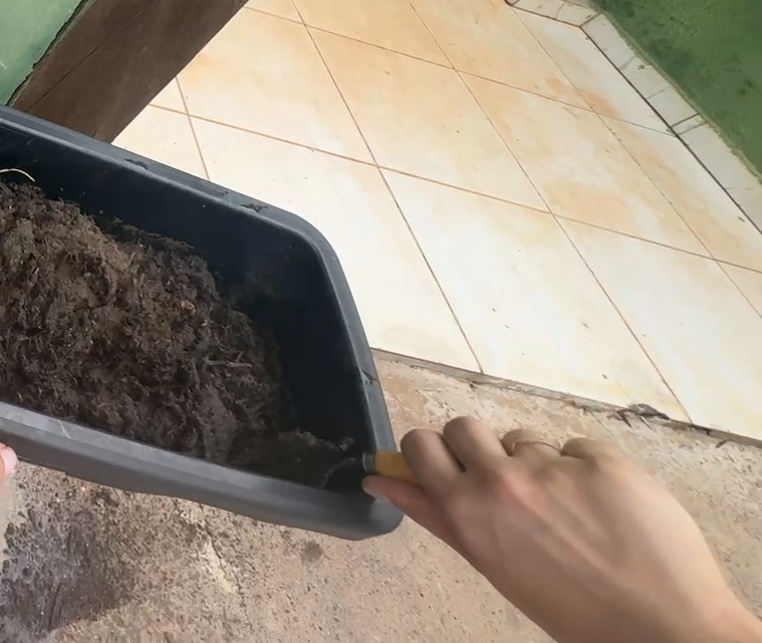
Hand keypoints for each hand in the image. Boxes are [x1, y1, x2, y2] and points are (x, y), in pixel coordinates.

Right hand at [366, 417, 761, 642]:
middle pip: (463, 426)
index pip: (419, 442)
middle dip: (480, 449)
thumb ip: (432, 514)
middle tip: (510, 484)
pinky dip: (588, 469)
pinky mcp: (606, 464)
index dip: (433, 452)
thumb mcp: (489, 563)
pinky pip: (578, 446)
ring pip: (524, 439)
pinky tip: (606, 504)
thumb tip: (376, 479)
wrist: (670, 633)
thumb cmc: (567, 606)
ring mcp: (554, 467)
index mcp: (465, 504)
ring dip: (537, 462)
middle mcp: (500, 478)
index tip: (452, 469)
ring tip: (570, 505)